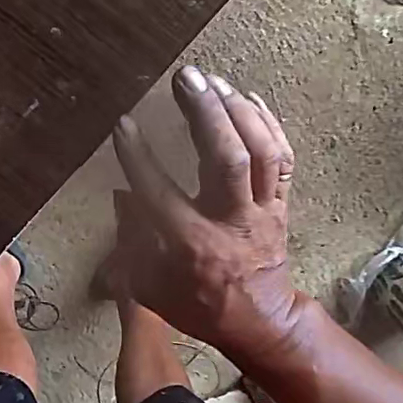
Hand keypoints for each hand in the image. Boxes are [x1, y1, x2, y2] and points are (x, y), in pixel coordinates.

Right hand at [107, 66, 317, 369]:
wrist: (262, 324)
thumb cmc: (198, 305)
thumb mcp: (149, 284)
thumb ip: (130, 239)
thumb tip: (120, 194)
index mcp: (193, 244)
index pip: (160, 191)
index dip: (139, 156)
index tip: (123, 123)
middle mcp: (232, 221)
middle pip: (226, 159)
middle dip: (206, 114)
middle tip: (186, 78)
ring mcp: (264, 210)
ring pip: (260, 152)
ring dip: (237, 110)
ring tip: (213, 80)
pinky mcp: (281, 204)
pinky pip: (282, 158)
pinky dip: (268, 123)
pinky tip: (248, 96)